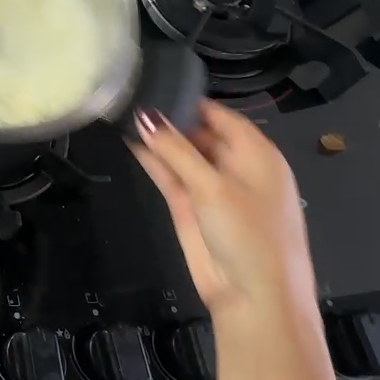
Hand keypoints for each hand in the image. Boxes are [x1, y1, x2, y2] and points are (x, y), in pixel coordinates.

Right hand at [131, 100, 318, 325]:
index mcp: (258, 156)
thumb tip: (144, 115)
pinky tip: (128, 139)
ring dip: (156, 137)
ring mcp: (210, 186)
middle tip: (130, 94)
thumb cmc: (249, 235)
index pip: (221, 115)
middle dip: (169, 117)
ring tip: (121, 110)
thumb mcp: (213, 187)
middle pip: (199, 131)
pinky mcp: (190, 205)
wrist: (253, 298)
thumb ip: (175, 149)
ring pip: (180, 152)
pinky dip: (151, 158)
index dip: (189, 100)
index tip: (154, 82)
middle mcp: (235, 166)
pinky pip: (169, 173)